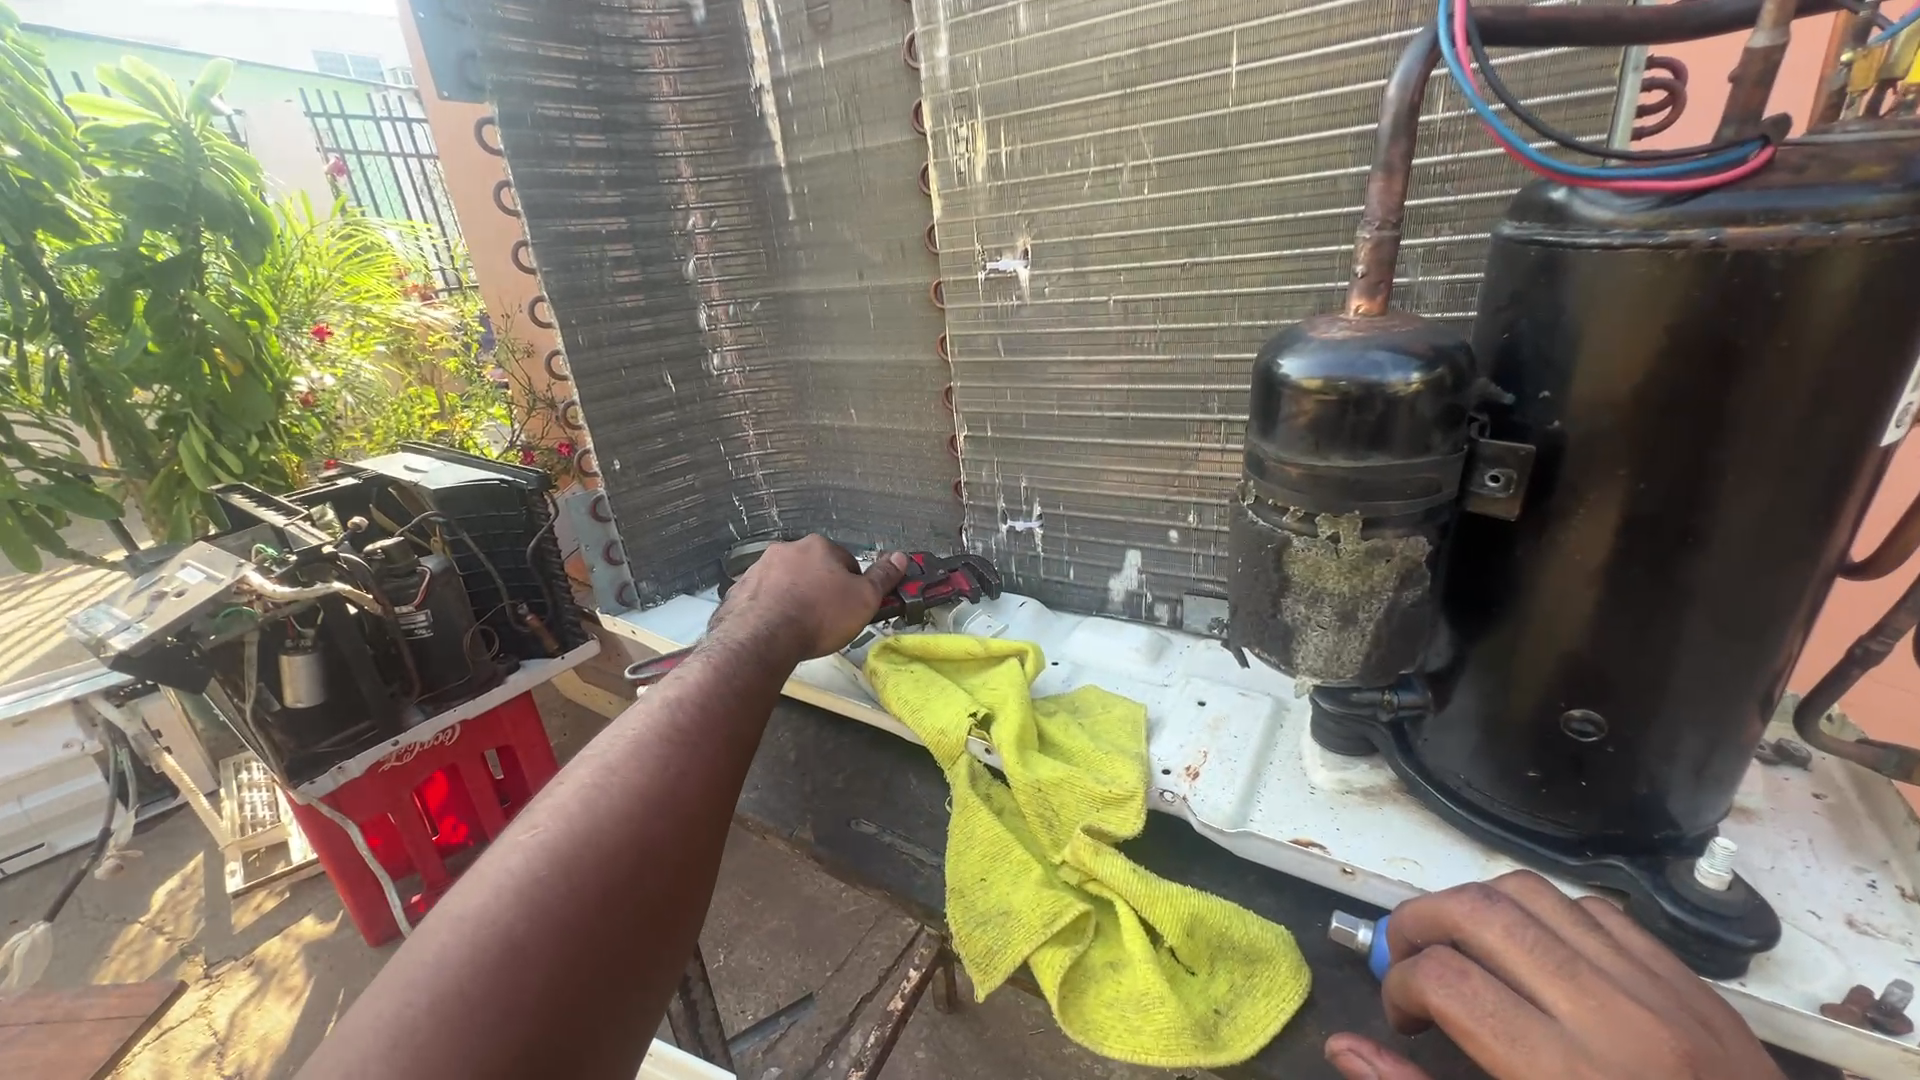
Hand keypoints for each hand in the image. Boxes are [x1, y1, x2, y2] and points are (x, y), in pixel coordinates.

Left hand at [709, 536, 909, 660]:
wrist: (761, 639)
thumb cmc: (819, 616)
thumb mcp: (864, 600)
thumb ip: (883, 577)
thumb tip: (901, 557)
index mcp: (819, 547)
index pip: (845, 562)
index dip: (852, 586)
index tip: (851, 608)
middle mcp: (786, 550)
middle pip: (813, 569)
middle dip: (820, 589)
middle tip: (826, 619)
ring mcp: (758, 569)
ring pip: (785, 582)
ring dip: (793, 598)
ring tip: (800, 628)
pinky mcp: (737, 591)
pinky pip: (761, 598)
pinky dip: (769, 610)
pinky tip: (775, 631)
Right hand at [1326, 871, 1783, 1079]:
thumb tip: (1341, 1047)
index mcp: (1571, 1079)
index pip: (1446, 982)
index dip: (1400, 987)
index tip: (1403, 1016)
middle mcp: (1616, 1020)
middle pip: (1477, 912)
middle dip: (1416, 922)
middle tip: (1407, 959)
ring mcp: (1661, 992)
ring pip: (1527, 892)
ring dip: (1470, 905)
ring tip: (1460, 945)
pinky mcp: (1691, 983)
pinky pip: (1591, 908)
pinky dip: (1539, 915)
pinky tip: (1530, 953)